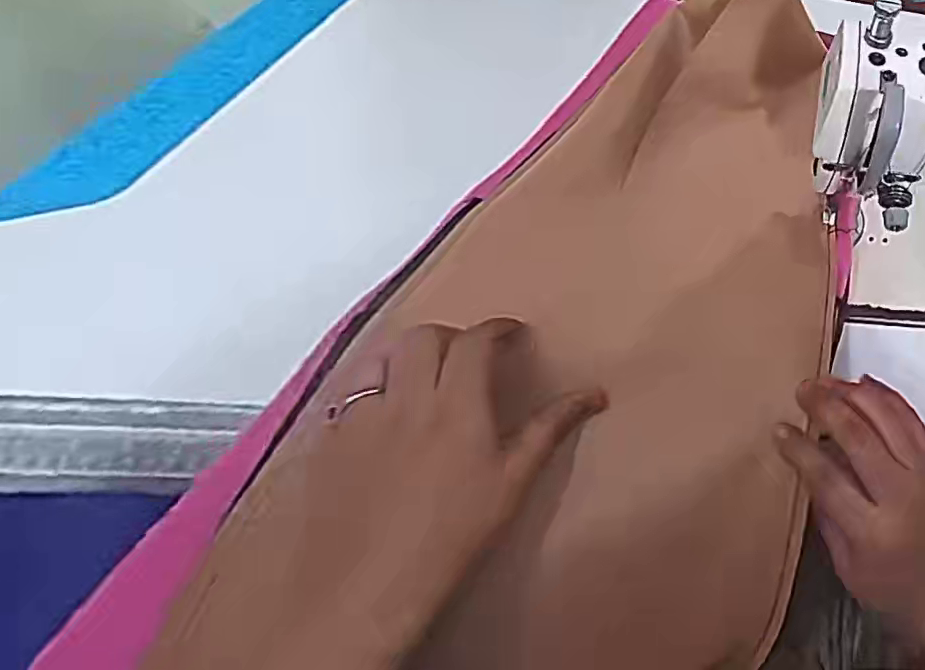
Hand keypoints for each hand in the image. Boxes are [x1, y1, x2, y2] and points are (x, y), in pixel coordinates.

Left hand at [143, 319, 603, 669]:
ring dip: (408, 355)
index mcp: (455, 405)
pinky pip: (349, 394)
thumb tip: (596, 392)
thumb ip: (551, 428)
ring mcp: (360, 420)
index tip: (512, 333)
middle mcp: (406, 401)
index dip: (497, 328)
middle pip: (424, 337)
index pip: (475, 341)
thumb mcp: (513, 482)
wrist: (362, 596)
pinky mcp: (328, 444)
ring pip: (381, 357)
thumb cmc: (451, 536)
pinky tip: (384, 415)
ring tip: (423, 376)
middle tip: (469, 356)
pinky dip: (373, 387)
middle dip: (452, 335)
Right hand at [775, 376, 924, 651]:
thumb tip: (806, 457)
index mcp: (873, 531)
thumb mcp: (844, 562)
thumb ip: (826, 508)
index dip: (801, 449)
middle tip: (804, 390)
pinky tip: (864, 382)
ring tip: (828, 381)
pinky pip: (911, 418)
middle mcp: (902, 495)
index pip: (830, 478)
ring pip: (888, 418)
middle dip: (827, 407)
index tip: (780, 428)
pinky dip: (887, 396)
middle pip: (860, 437)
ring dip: (854, 393)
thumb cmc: (887, 585)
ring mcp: (924, 474)